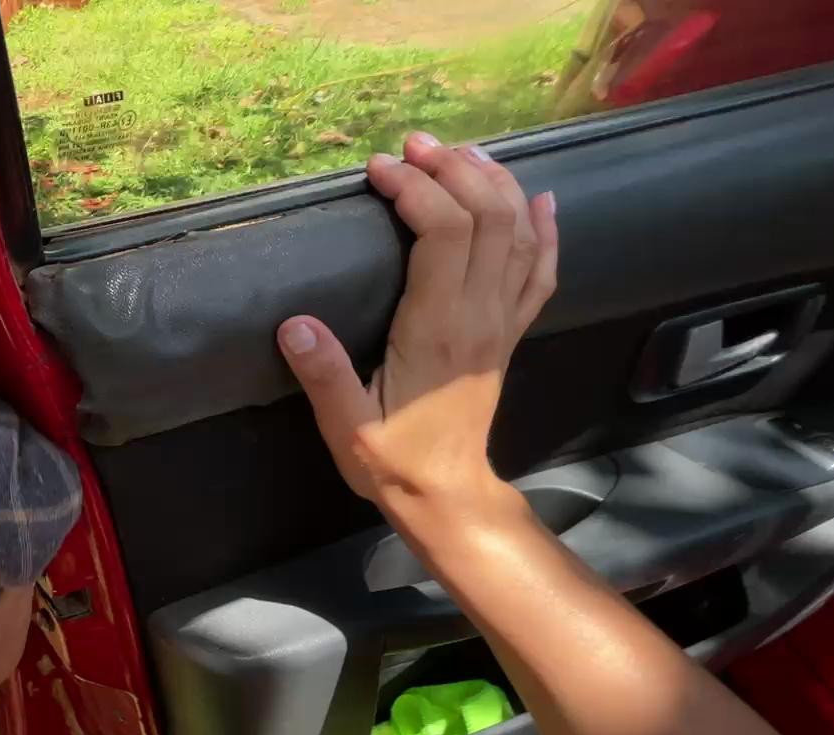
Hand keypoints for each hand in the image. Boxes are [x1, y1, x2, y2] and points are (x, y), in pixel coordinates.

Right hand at [276, 133, 557, 515]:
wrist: (444, 490)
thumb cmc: (388, 459)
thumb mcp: (343, 424)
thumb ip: (322, 373)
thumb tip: (292, 322)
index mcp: (435, 330)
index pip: (441, 235)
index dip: (415, 191)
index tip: (379, 170)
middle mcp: (478, 315)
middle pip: (485, 217)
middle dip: (451, 170)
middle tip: (412, 147)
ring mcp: (500, 323)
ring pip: (517, 231)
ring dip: (491, 182)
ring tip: (458, 154)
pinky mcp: (506, 334)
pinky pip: (539, 270)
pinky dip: (541, 228)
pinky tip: (536, 200)